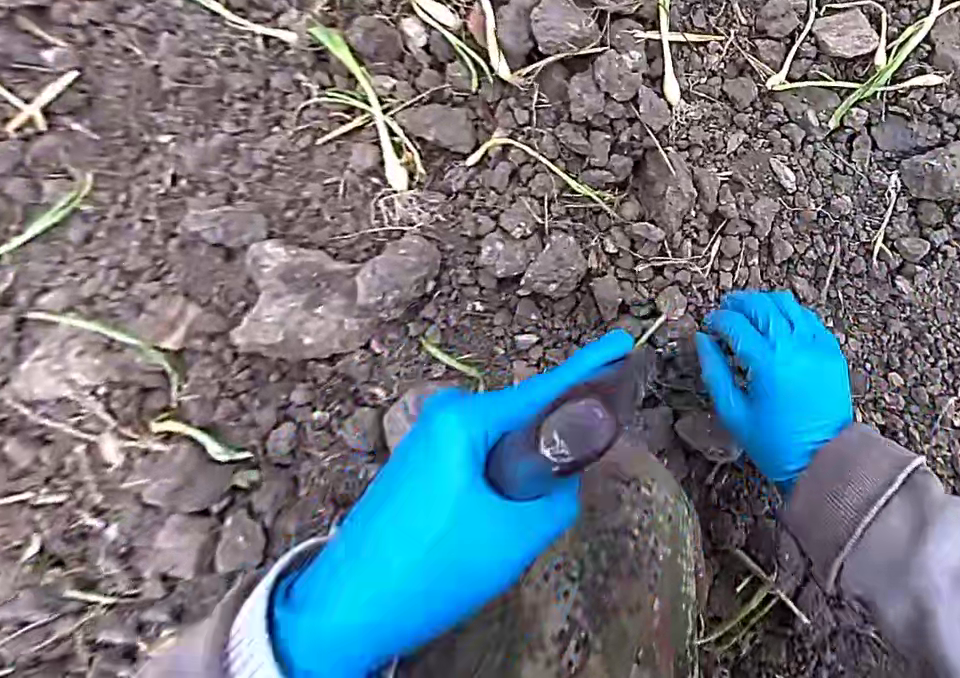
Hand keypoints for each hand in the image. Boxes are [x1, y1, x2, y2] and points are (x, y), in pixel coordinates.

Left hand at [270, 330, 633, 677]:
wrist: (334, 621)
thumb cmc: (429, 571)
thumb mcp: (514, 538)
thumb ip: (561, 497)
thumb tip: (568, 478)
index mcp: (466, 421)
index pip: (546, 386)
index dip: (592, 363)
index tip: (625, 339)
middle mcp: (448, 415)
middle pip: (529, 410)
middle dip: (564, 422)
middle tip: (599, 436)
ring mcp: (431, 436)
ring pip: (507, 434)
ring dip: (533, 451)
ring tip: (544, 487)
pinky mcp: (423, 460)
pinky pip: (484, 448)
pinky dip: (508, 462)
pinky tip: (512, 494)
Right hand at [695, 290, 853, 489]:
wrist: (824, 458)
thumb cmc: (777, 443)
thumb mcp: (735, 414)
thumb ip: (715, 373)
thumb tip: (702, 340)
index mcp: (767, 361)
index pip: (736, 323)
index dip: (718, 319)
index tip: (709, 323)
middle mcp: (793, 344)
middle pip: (761, 305)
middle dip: (739, 302)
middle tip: (726, 309)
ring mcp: (816, 344)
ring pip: (787, 304)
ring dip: (765, 302)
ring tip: (751, 312)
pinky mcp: (831, 349)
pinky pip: (808, 318)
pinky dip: (790, 313)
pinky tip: (779, 323)